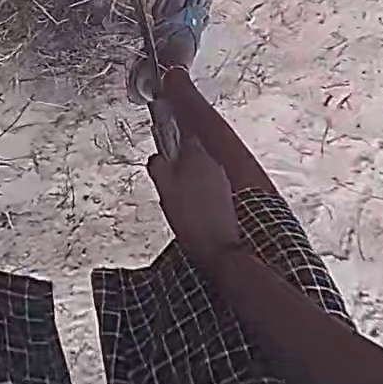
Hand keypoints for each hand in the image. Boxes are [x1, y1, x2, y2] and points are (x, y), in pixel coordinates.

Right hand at [146, 124, 243, 267]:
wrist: (215, 246)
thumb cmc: (188, 216)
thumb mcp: (164, 188)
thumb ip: (157, 166)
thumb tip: (156, 157)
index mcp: (197, 157)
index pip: (184, 137)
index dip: (171, 143)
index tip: (162, 153)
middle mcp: (213, 164)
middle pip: (192, 154)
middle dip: (179, 163)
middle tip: (166, 180)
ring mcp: (222, 180)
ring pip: (200, 170)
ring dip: (188, 177)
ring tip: (177, 197)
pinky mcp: (226, 195)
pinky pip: (208, 184)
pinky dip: (198, 189)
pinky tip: (189, 207)